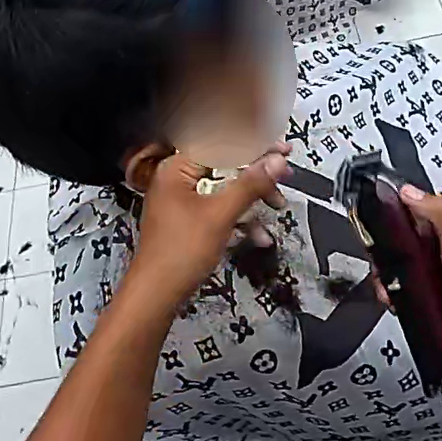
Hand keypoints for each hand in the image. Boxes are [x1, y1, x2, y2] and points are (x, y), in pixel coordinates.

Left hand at [127, 149, 289, 306]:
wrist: (157, 295)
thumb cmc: (182, 251)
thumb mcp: (221, 214)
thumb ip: (250, 184)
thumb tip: (277, 161)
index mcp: (176, 169)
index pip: (220, 145)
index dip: (254, 146)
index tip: (282, 151)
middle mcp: (178, 180)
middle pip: (226, 166)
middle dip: (257, 176)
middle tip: (285, 177)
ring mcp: (184, 201)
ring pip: (227, 190)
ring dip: (253, 199)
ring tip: (277, 206)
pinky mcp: (191, 221)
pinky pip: (221, 210)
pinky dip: (240, 219)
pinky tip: (259, 235)